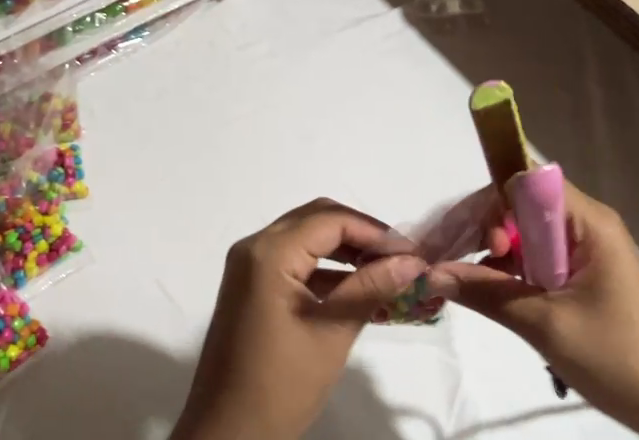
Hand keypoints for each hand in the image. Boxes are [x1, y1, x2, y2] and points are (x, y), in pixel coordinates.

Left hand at [172, 199, 427, 439]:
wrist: (226, 434)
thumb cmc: (279, 386)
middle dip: (361, 234)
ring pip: (305, 237)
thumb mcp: (331, 335)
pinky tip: (357, 287)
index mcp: (269, 252)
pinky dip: (324, 268)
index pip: (331, 220)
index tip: (413, 252)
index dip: (375, 231)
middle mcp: (254, 246)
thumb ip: (370, 288)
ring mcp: (249, 265)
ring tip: (386, 271)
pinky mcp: (251, 285)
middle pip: (316, 219)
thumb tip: (413, 261)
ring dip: (344, 249)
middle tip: (401, 258)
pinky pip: (293, 259)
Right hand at [428, 181, 638, 439]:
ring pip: (527, 230)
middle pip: (523, 202)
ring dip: (496, 250)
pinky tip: (493, 290)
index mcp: (589, 222)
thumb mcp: (544, 325)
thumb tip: (432, 273)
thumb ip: (487, 292)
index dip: (493, 202)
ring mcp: (587, 248)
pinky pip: (538, 254)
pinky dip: (512, 268)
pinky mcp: (584, 273)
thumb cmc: (615, 359)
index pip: (527, 181)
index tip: (474, 243)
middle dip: (486, 227)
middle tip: (457, 262)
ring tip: (470, 281)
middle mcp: (588, 224)